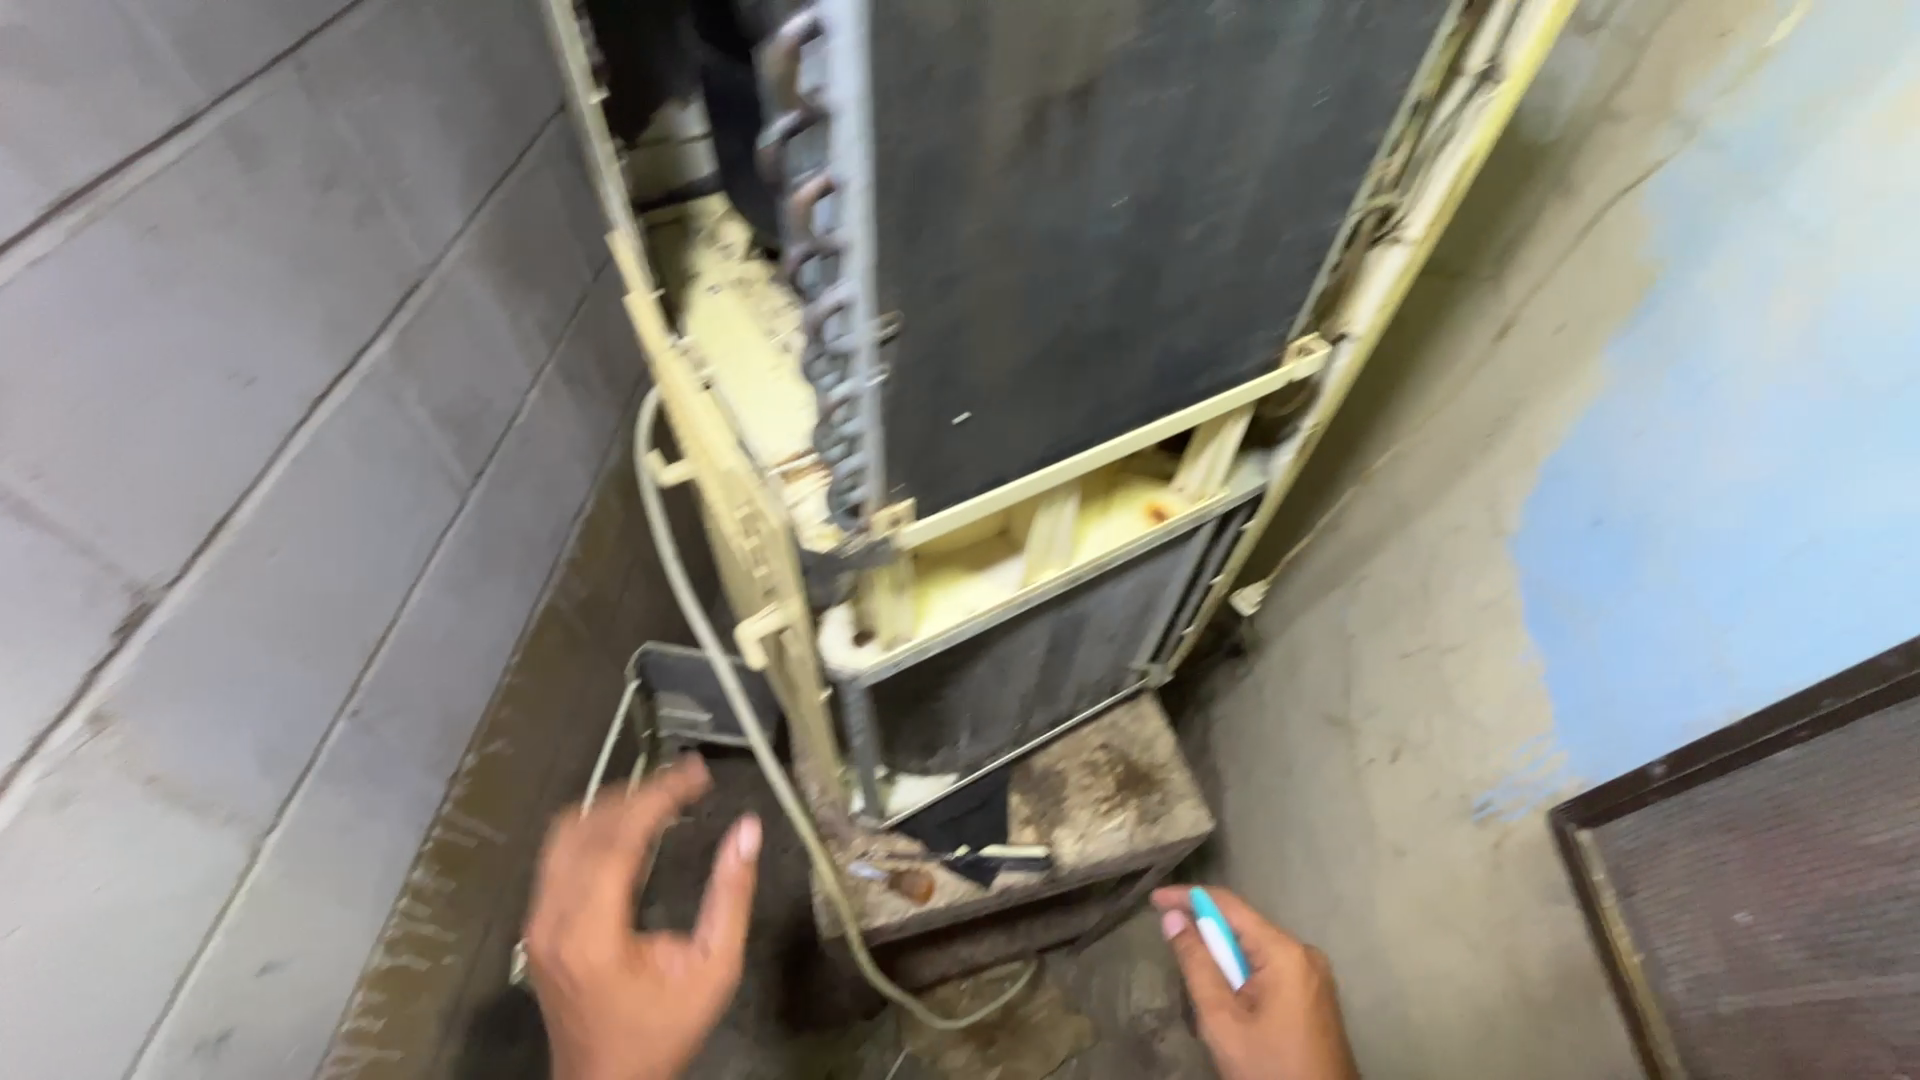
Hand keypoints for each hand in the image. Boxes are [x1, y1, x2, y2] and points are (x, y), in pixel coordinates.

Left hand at [524, 756, 761, 1079]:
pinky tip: (631, 824)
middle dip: (642, 791)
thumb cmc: (664, 1030)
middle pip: (589, 825)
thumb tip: (747, 829)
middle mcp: (554, 918)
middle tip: (689, 778)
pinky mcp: (538, 923)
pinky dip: (596, 825)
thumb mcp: (715, 969)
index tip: (698, 773)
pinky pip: (559, 853)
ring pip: (566, 832)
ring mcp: (538, 921)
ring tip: (663, 795)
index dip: (659, 795)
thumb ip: (731, 896)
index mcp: (593, 931)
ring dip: (615, 804)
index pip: (619, 838)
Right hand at [1154, 886, 1359, 1079]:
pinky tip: (1230, 1011)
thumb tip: (1173, 918)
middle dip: (1206, 941)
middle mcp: (1303, 953)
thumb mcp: (1222, 1021)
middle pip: (1241, 928)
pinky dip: (1242, 980)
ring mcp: (1313, 975)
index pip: (1227, 904)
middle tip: (1176, 965)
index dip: (1187, 896)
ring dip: (1222, 966)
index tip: (1154, 901)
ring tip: (1205, 1005)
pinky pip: (1268, 970)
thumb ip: (1196, 964)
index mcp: (1284, 952)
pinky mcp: (1314, 995)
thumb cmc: (1271, 1073)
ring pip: (1252, 951)